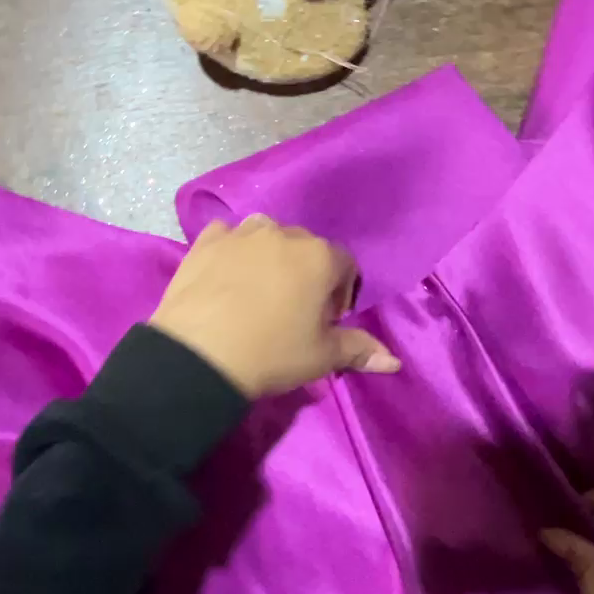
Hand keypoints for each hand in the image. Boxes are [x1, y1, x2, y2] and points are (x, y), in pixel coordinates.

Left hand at [149, 215, 400, 397]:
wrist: (200, 354)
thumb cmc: (272, 353)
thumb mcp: (322, 356)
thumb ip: (359, 349)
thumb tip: (393, 361)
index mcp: (321, 256)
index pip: (345, 266)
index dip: (340, 295)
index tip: (325, 322)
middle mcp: (284, 233)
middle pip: (306, 249)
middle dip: (307, 274)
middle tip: (292, 312)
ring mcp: (242, 233)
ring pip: (267, 237)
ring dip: (270, 258)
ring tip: (258, 293)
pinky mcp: (206, 241)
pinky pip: (228, 238)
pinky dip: (232, 252)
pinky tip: (225, 279)